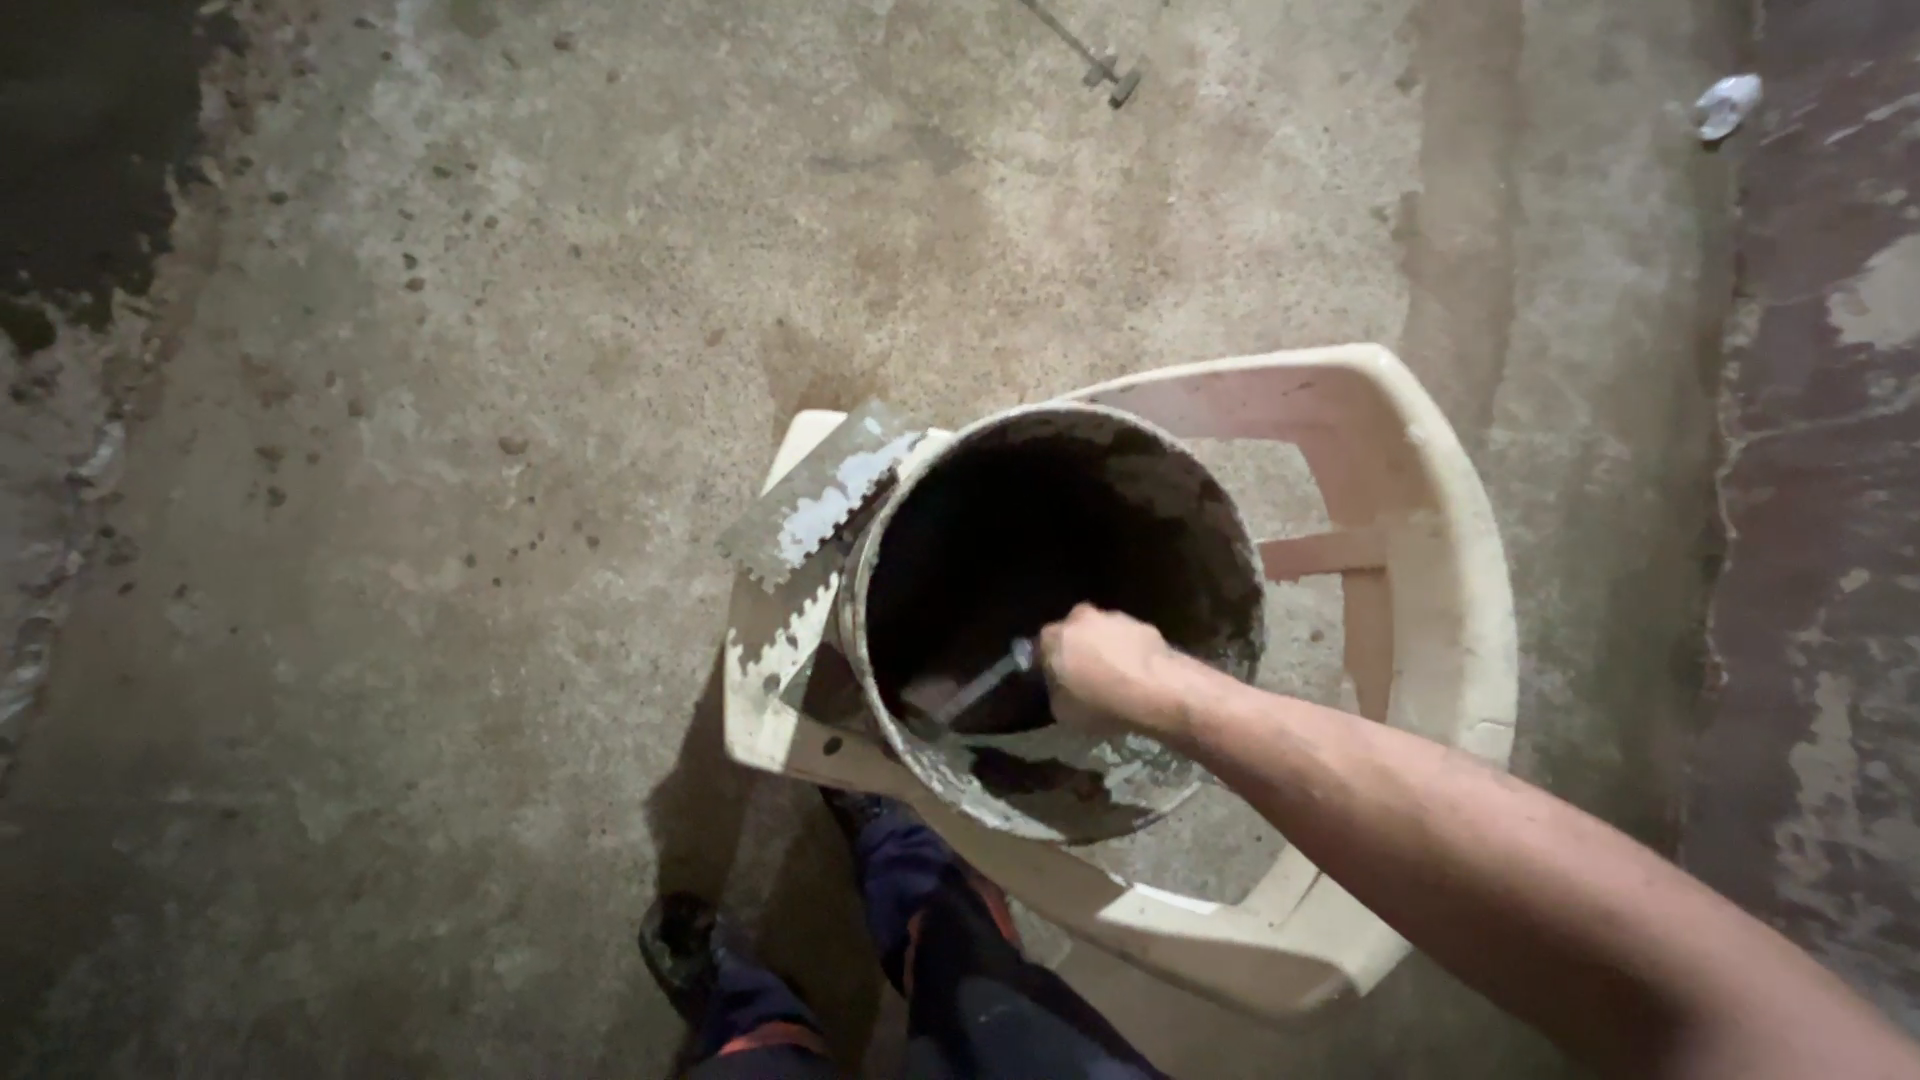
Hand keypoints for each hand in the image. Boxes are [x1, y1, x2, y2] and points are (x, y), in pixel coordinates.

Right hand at [1037, 604, 1182, 737]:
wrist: (1156, 691)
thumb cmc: (1100, 703)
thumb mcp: (1062, 712)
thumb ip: (1055, 692)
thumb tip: (1060, 687)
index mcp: (1053, 637)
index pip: (1040, 648)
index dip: (1047, 666)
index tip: (1055, 682)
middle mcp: (1080, 618)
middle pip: (1073, 633)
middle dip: (1077, 650)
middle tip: (1085, 677)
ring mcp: (1114, 617)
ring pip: (1102, 633)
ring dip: (1105, 649)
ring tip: (1116, 679)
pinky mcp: (1143, 624)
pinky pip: (1129, 640)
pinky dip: (1130, 652)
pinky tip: (1138, 676)